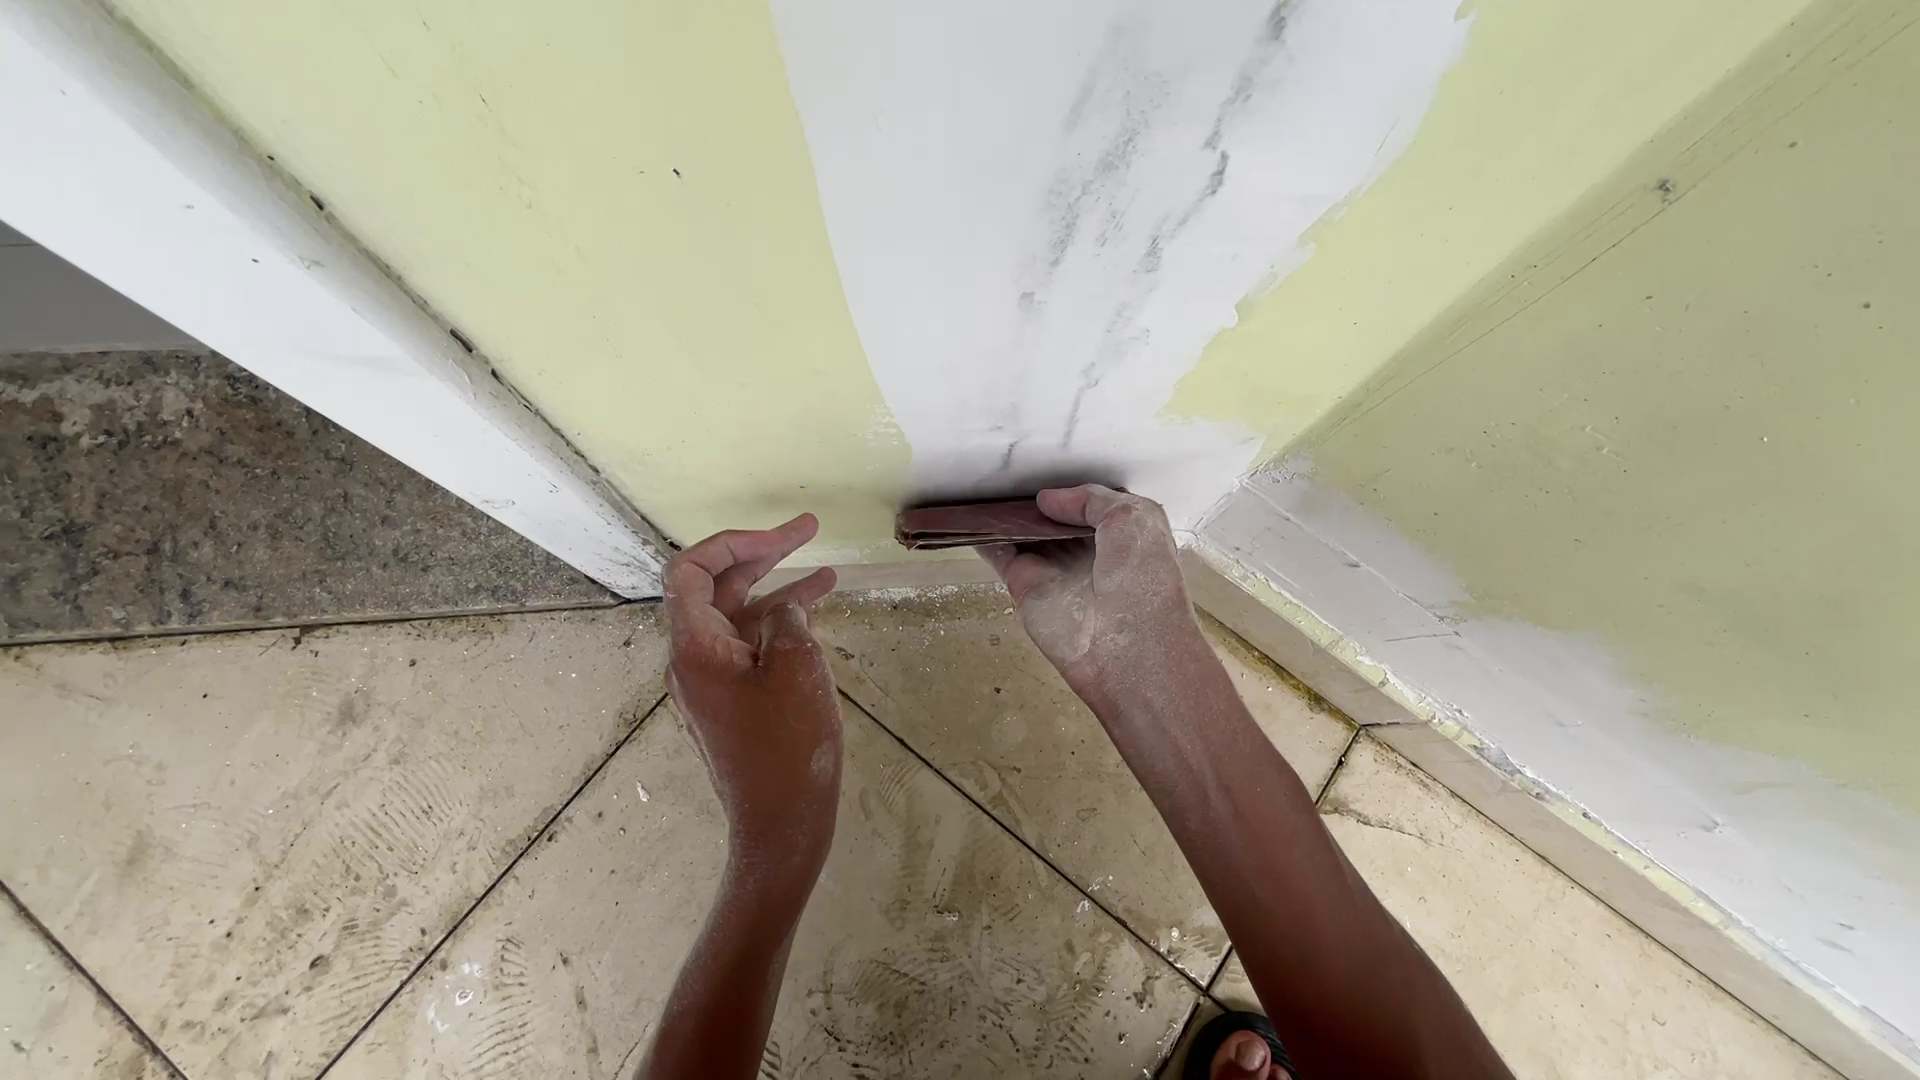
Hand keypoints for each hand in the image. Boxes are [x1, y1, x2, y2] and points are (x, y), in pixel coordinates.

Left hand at [662, 515, 841, 882]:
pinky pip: (753, 648)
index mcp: (694, 647)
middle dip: (763, 555)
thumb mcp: (796, 666)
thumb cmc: (787, 744)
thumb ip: (787, 619)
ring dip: (781, 590)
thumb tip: (784, 610)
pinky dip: (782, 626)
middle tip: (807, 530)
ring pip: (742, 618)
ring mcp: (713, 682)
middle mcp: (693, 659)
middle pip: (717, 588)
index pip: (690, 570)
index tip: (781, 538)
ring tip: (828, 574)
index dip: (733, 543)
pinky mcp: (734, 701)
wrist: (782, 821)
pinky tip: (817, 618)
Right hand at [978, 485, 1204, 699]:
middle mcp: (1087, 554)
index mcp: (1122, 536)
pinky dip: (985, 536)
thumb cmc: (1144, 582)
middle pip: (1053, 520)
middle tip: (1014, 476)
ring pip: (1024, 534)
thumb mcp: (1134, 517)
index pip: (1090, 505)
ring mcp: (1054, 570)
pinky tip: (972, 515)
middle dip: (1036, 500)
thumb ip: (1091, 498)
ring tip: (986, 486)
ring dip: (1006, 515)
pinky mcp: (1024, 586)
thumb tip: (1048, 500)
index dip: (1072, 490)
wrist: (1127, 646)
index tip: (1050, 471)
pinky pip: (1000, 554)